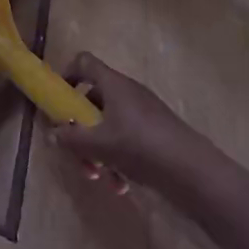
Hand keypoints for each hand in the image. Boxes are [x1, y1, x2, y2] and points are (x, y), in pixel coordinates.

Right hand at [50, 52, 220, 189]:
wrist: (196, 174)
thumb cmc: (142, 147)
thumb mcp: (99, 144)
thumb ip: (71, 138)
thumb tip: (52, 134)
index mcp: (114, 84)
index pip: (84, 62)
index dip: (68, 75)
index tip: (59, 100)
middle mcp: (129, 93)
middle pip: (94, 100)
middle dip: (81, 127)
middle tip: (75, 151)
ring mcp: (145, 115)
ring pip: (109, 125)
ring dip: (98, 150)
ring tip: (98, 177)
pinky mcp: (158, 137)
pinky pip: (128, 141)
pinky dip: (119, 160)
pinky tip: (121, 186)